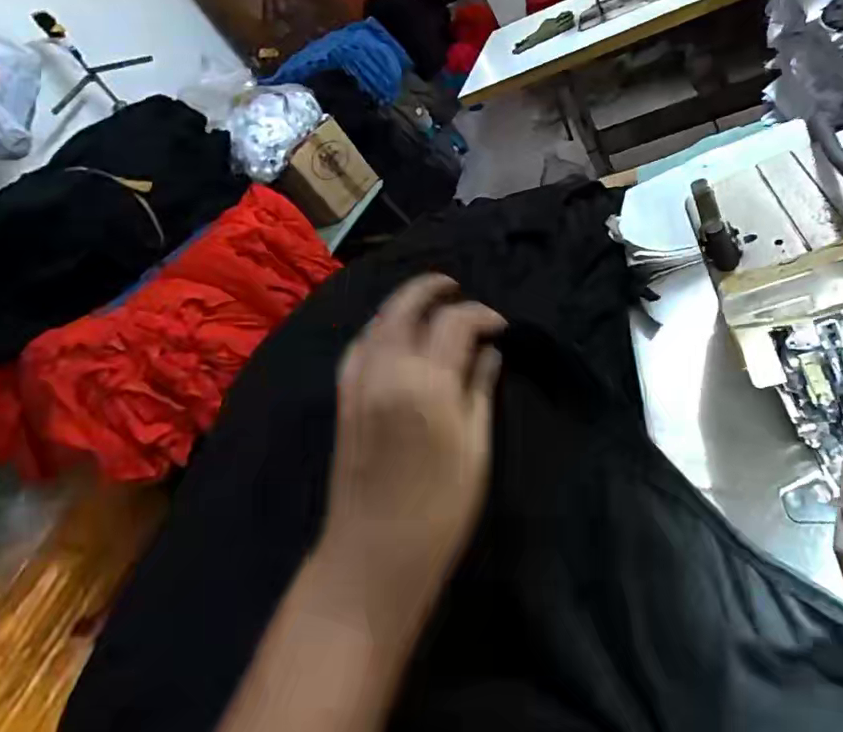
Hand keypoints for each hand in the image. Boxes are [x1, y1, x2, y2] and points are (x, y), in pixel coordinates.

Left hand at [317, 275, 504, 605]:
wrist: (373, 555)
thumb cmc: (439, 510)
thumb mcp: (475, 448)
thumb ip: (479, 388)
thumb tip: (488, 350)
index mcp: (427, 382)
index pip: (455, 322)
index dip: (481, 315)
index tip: (500, 325)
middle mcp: (387, 369)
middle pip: (406, 305)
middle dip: (433, 288)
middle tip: (456, 288)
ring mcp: (359, 380)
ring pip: (379, 320)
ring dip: (404, 302)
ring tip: (430, 301)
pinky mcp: (343, 396)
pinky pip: (359, 344)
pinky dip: (379, 327)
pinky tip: (393, 332)